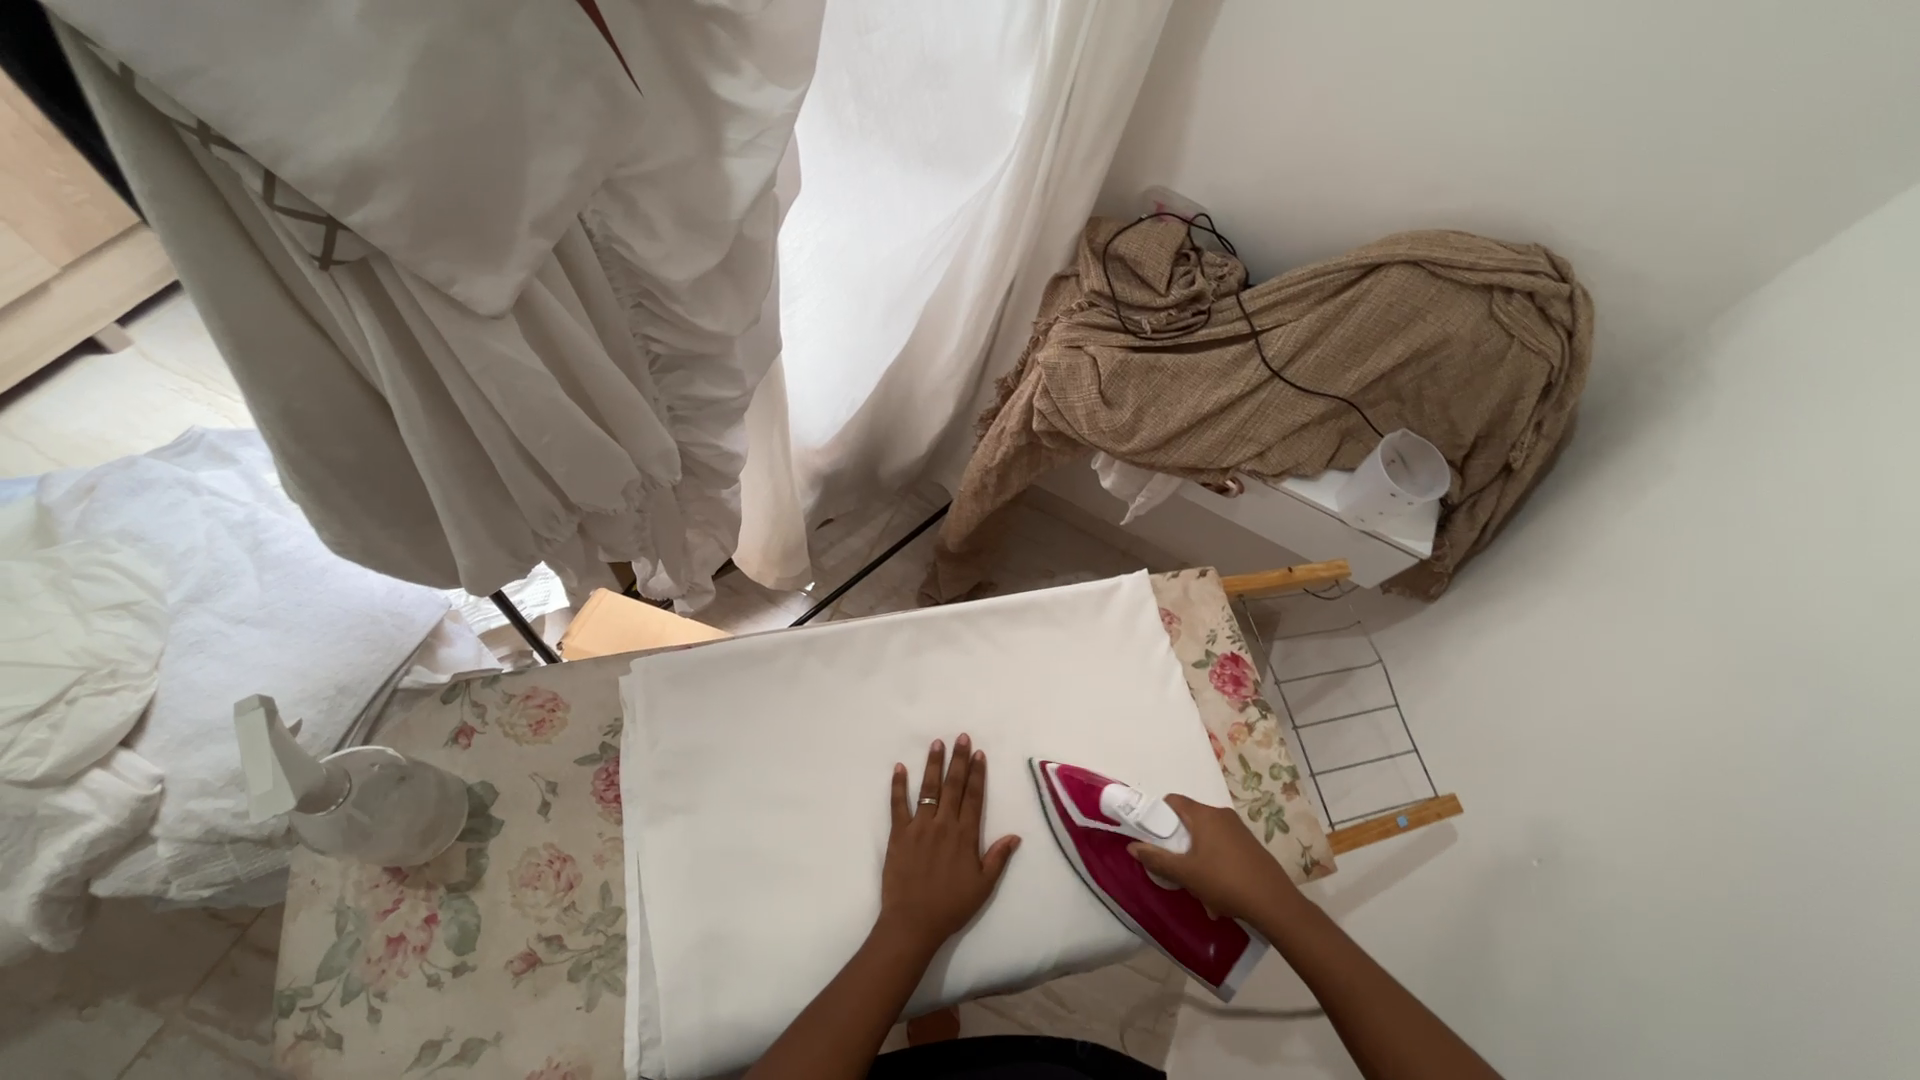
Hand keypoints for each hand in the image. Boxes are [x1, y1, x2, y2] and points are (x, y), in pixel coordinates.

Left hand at [878, 734, 1019, 950]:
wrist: (914, 922)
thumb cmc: (952, 906)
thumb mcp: (984, 886)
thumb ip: (998, 857)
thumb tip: (1015, 836)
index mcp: (965, 835)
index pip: (974, 797)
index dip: (977, 774)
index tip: (978, 753)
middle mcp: (944, 824)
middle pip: (953, 786)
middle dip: (958, 760)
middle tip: (961, 737)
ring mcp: (919, 827)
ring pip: (928, 789)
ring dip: (933, 765)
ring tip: (936, 744)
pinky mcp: (899, 834)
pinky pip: (898, 804)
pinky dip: (898, 785)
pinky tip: (899, 768)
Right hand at [1126, 794, 1294, 921]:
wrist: (1275, 903)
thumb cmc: (1224, 882)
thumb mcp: (1185, 874)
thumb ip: (1156, 859)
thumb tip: (1132, 846)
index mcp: (1204, 815)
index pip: (1172, 801)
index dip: (1157, 814)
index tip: (1151, 836)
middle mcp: (1221, 815)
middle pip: (1189, 819)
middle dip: (1177, 842)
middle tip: (1172, 864)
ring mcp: (1239, 830)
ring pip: (1206, 836)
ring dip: (1195, 856)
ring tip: (1195, 884)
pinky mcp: (1250, 845)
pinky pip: (1222, 846)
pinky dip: (1213, 862)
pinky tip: (1216, 889)